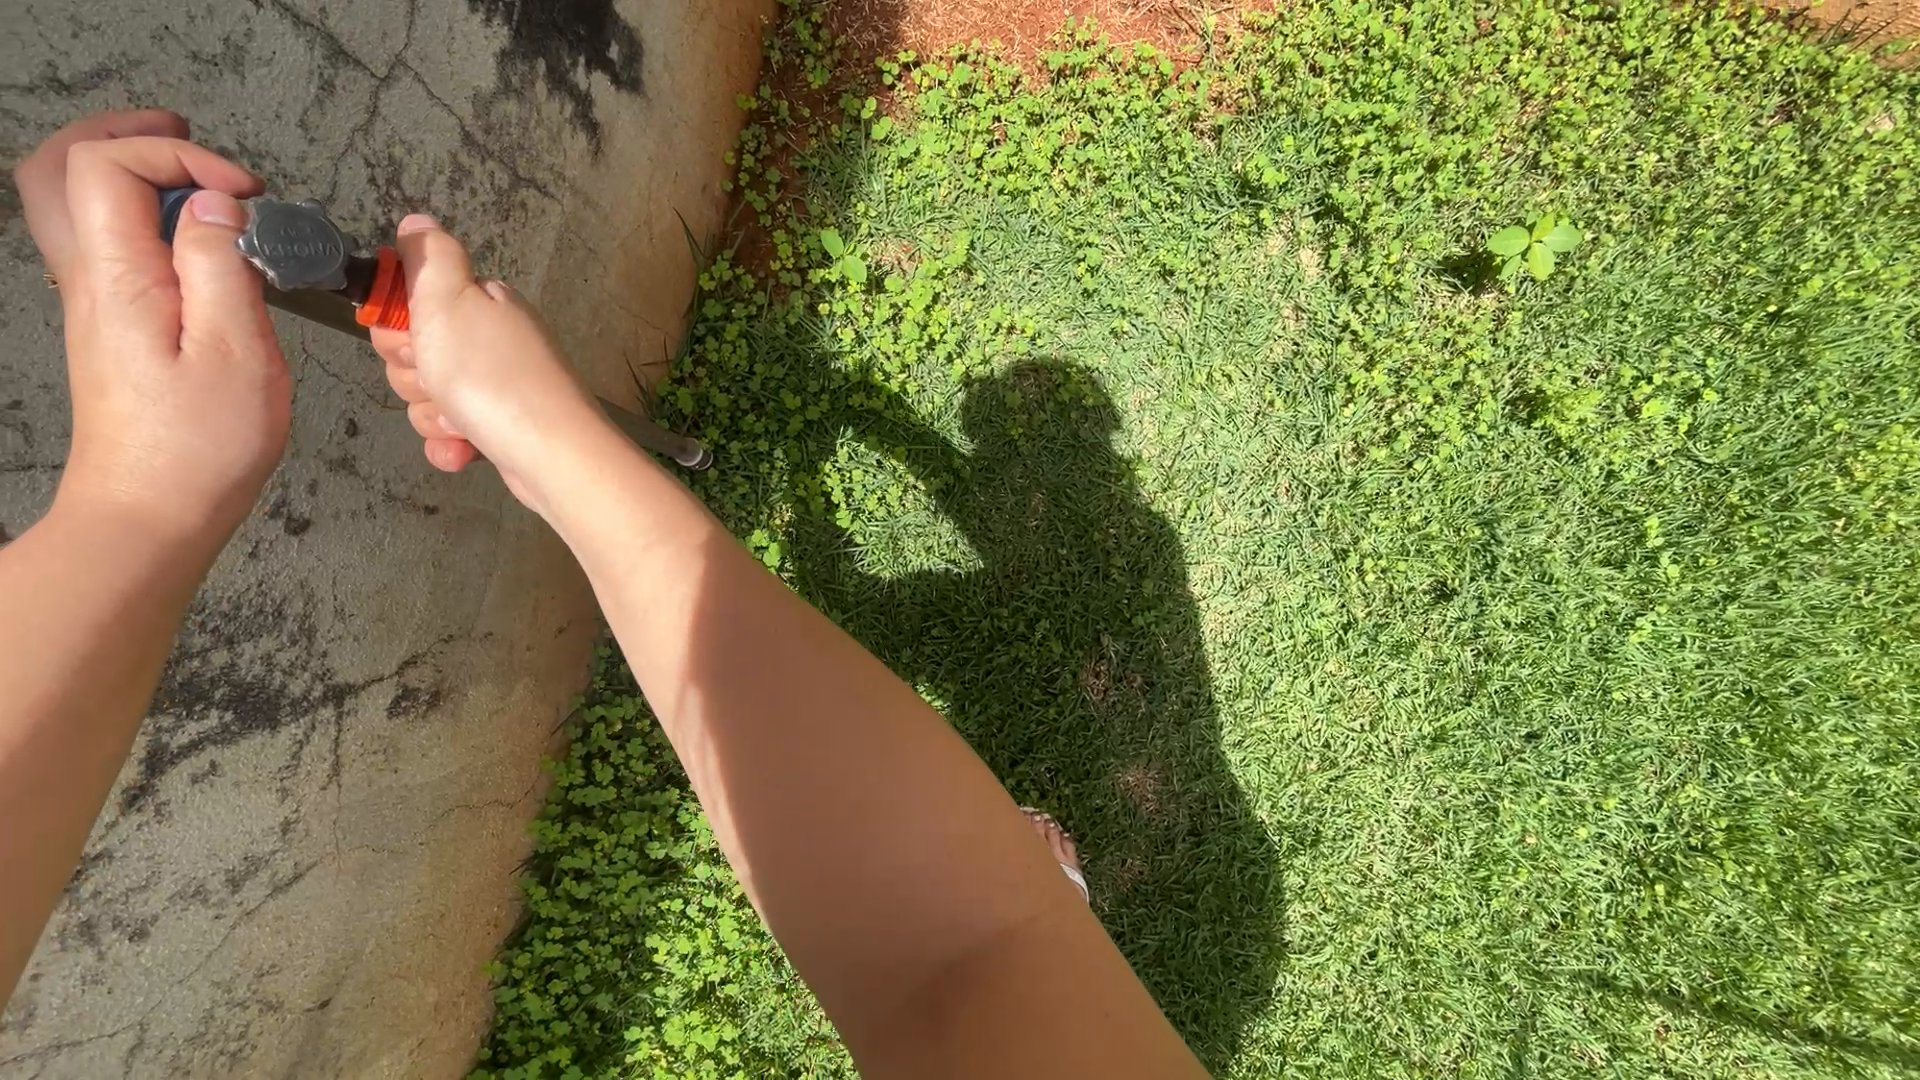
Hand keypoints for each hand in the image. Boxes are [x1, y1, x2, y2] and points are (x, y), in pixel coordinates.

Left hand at [13, 110, 288, 545]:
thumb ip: (222, 268)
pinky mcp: (117, 328)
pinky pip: (105, 245)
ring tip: (192, 175)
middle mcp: (91, 279)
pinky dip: (139, 217)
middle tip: (189, 139)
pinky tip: (193, 239)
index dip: (178, 157)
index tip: (249, 194)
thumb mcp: (236, 350)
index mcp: (119, 277)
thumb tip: (217, 207)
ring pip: (72, 205)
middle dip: (123, 138)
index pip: (108, 168)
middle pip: (60, 171)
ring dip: (123, 171)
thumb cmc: (205, 437)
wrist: (157, 502)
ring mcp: (97, 304)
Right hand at [367, 214, 610, 515]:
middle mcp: (498, 344)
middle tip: (438, 380)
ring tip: (461, 421)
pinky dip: (452, 445)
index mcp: (487, 306)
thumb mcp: (452, 299)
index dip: (399, 324)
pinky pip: (453, 435)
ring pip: (430, 398)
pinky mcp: (504, 432)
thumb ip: (431, 257)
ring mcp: (504, 391)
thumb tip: (419, 221)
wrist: (551, 453)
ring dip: (433, 415)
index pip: (417, 302)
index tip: (411, 339)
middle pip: (417, 353)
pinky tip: (465, 449)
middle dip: (413, 374)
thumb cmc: (492, 375)